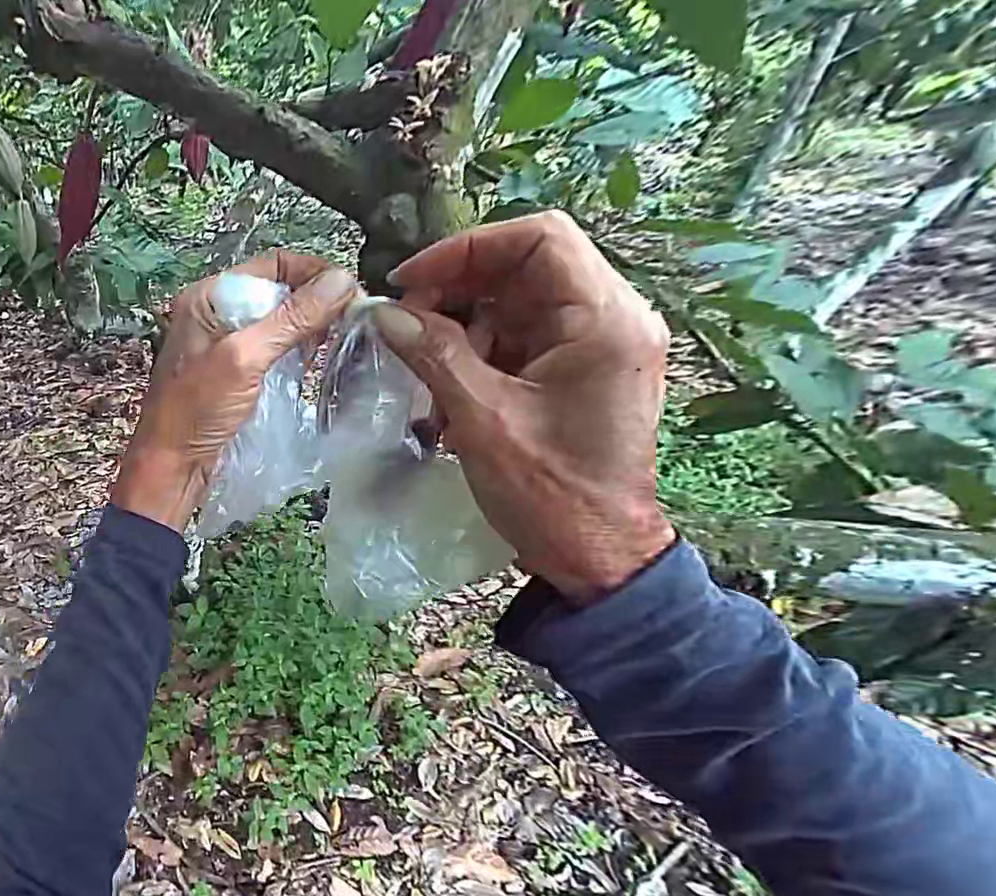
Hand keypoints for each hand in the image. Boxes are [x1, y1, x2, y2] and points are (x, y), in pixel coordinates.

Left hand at [111, 252, 359, 530]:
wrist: (172, 466)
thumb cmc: (197, 410)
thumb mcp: (245, 358)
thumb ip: (292, 318)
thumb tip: (343, 280)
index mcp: (209, 297)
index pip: (272, 264)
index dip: (314, 273)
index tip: (350, 292)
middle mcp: (216, 313)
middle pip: (278, 291)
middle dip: (315, 302)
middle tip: (351, 320)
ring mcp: (225, 344)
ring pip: (279, 322)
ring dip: (309, 328)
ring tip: (338, 340)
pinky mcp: (234, 373)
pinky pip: (273, 350)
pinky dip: (296, 352)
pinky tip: (315, 362)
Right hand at [369, 211, 674, 601]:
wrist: (597, 555)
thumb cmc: (550, 494)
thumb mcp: (484, 422)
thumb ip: (435, 357)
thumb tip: (385, 315)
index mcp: (605, 320)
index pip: (538, 240)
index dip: (466, 250)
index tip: (410, 283)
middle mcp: (610, 319)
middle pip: (524, 270)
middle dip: (456, 292)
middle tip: (406, 327)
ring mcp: (596, 347)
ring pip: (516, 306)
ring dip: (462, 330)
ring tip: (427, 373)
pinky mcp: (577, 373)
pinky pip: (519, 341)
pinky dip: (478, 357)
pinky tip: (450, 394)